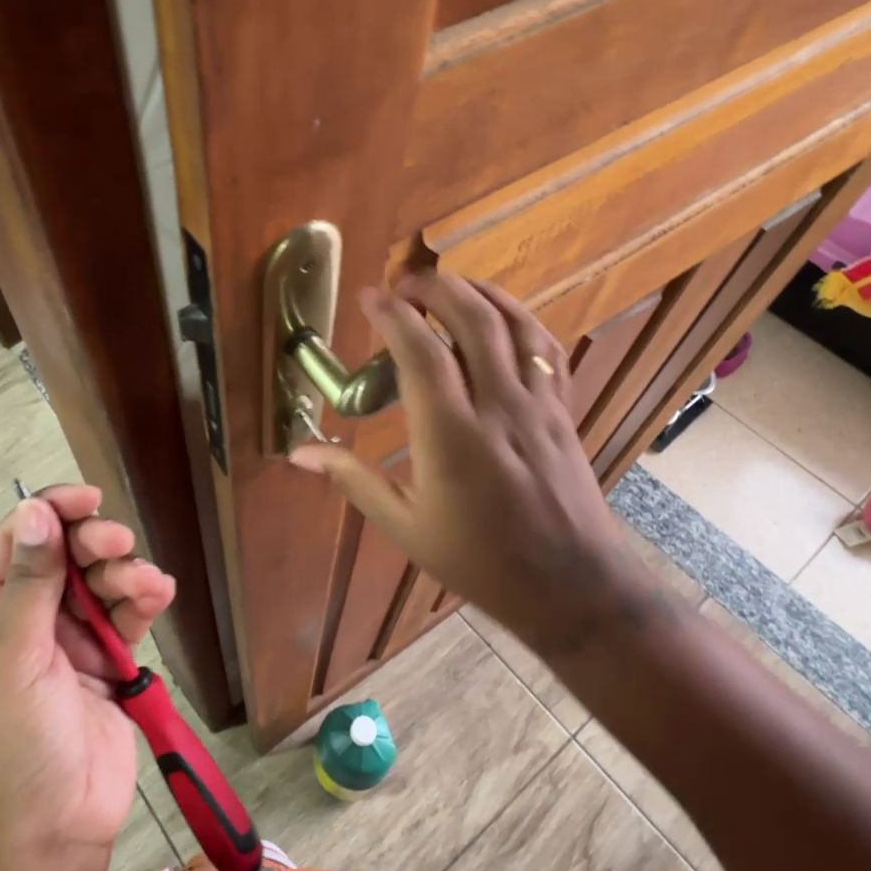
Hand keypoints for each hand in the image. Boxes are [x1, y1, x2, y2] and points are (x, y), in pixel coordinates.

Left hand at [0, 485, 176, 870]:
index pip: (14, 544)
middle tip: (117, 543)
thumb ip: (28, 583)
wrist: (45, 842)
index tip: (87, 497)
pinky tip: (158, 594)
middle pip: (63, 559)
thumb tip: (32, 509)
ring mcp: (68, 648)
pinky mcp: (108, 670)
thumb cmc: (6, 750)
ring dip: (123, 575)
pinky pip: (126, 622)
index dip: (49, 513)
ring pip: (100, 586)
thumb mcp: (8, 661)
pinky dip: (143, 603)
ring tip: (144, 584)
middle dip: (92, 544)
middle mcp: (24, 624)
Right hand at [288, 271, 666, 654]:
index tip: (369, 298)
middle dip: (434, 288)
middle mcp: (498, 407)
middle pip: (471, 319)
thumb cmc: (480, 561)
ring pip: (513, 323)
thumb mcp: (406, 527)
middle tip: (403, 284)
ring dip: (477, 292)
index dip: (392, 315)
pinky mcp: (562, 409)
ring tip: (446, 287)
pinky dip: (519, 318)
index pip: (420, 352)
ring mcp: (538, 404)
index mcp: (451, 438)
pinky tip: (499, 316)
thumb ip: (353, 480)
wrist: (572, 585)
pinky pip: (545, 346)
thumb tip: (299, 454)